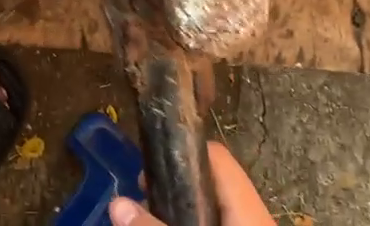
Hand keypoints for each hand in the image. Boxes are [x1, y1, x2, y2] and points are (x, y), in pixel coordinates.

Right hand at [109, 143, 274, 225]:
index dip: (181, 150)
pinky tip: (169, 225)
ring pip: (212, 206)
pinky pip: (218, 221)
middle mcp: (253, 213)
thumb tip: (116, 203)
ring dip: (180, 206)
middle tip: (144, 195)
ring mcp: (250, 225)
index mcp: (248, 206)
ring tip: (153, 215)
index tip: (150, 165)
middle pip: (210, 180)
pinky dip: (192, 220)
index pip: (216, 155)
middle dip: (174, 183)